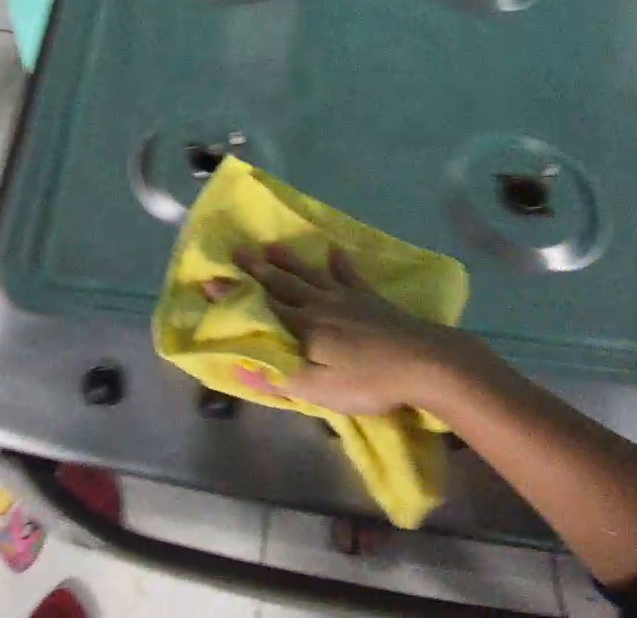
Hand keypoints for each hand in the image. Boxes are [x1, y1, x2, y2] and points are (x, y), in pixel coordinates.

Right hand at [234, 245, 480, 416]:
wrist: (426, 363)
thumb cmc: (369, 381)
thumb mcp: (320, 390)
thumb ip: (280, 376)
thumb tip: (240, 364)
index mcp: (304, 327)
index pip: (262, 308)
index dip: (235, 296)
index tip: (210, 280)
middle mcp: (320, 305)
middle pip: (283, 284)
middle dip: (257, 270)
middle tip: (237, 251)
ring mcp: (348, 299)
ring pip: (311, 275)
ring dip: (289, 261)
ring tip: (271, 247)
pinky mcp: (372, 300)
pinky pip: (350, 277)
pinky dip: (340, 264)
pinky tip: (334, 251)